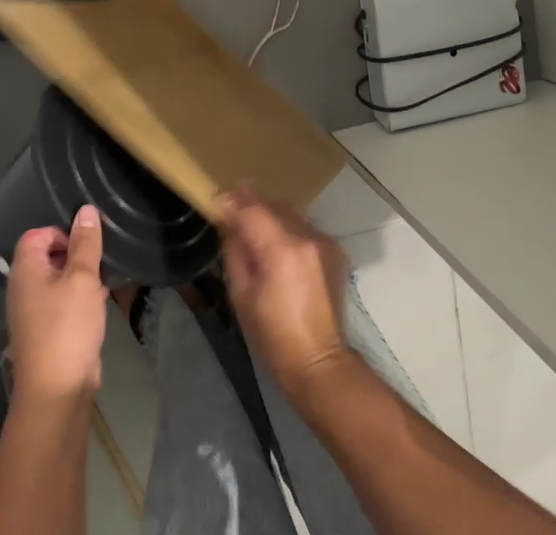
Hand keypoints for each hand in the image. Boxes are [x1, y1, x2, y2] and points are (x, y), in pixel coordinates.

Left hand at [7, 204, 107, 400]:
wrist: (57, 387)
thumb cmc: (67, 326)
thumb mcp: (82, 279)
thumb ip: (85, 244)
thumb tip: (86, 211)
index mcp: (25, 271)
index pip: (37, 234)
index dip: (62, 233)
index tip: (86, 246)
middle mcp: (24, 288)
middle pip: (48, 256)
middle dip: (76, 255)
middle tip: (100, 263)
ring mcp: (34, 310)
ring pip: (59, 280)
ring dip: (82, 278)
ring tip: (104, 282)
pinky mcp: (48, 329)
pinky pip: (64, 302)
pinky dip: (81, 298)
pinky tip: (101, 305)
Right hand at [219, 185, 354, 400]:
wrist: (317, 358)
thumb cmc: (271, 334)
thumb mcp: (240, 294)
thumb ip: (236, 251)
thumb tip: (232, 225)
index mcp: (281, 250)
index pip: (254, 209)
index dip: (234, 199)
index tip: (219, 197)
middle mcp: (307, 238)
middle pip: (276, 206)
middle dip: (254, 207)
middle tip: (235, 216)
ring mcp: (326, 243)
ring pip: (293, 215)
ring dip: (274, 219)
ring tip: (258, 236)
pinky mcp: (336, 251)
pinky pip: (307, 230)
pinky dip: (292, 233)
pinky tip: (282, 252)